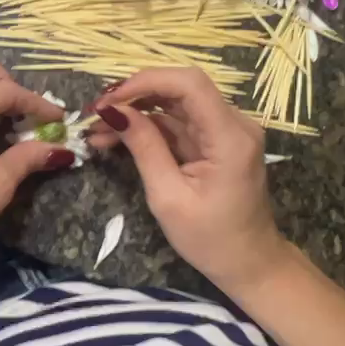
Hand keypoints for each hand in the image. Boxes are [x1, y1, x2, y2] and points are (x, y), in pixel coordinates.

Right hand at [86, 68, 287, 292]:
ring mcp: (226, 130)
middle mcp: (234, 124)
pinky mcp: (216, 140)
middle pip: (181, 88)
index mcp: (230, 137)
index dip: (146, 82)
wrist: (248, 264)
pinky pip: (179, 122)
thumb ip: (144, 147)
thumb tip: (113, 111)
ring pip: (175, 103)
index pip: (189, 84)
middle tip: (96, 114)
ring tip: (98, 129)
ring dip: (136, 111)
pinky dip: (148, 126)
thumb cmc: (211, 240)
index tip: (109, 99)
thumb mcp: (169, 197)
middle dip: (135, 95)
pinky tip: (117, 136)